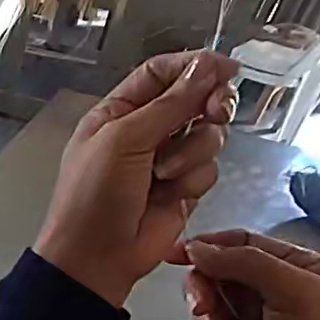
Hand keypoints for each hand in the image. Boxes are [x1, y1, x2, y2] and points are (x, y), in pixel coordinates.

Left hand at [34, 50, 238, 306]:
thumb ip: (167, 104)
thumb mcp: (122, 140)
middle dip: (207, 105)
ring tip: (162, 175)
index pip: (160, 73)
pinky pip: (210, 168)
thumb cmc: (94, 195)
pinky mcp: (184, 185)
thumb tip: (206, 65)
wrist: (97, 254)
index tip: (226, 68)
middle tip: (213, 113)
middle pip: (194, 99)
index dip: (194, 66)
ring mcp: (165, 158)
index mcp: (116, 113)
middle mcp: (142, 131)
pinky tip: (169, 196)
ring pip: (209, 134)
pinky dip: (193, 180)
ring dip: (192, 153)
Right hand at [174, 230, 319, 319]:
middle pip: (217, 273)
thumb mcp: (298, 295)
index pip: (243, 242)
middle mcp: (280, 290)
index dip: (206, 245)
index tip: (172, 256)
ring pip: (209, 304)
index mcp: (303, 269)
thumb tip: (195, 247)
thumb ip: (246, 262)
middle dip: (207, 293)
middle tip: (204, 310)